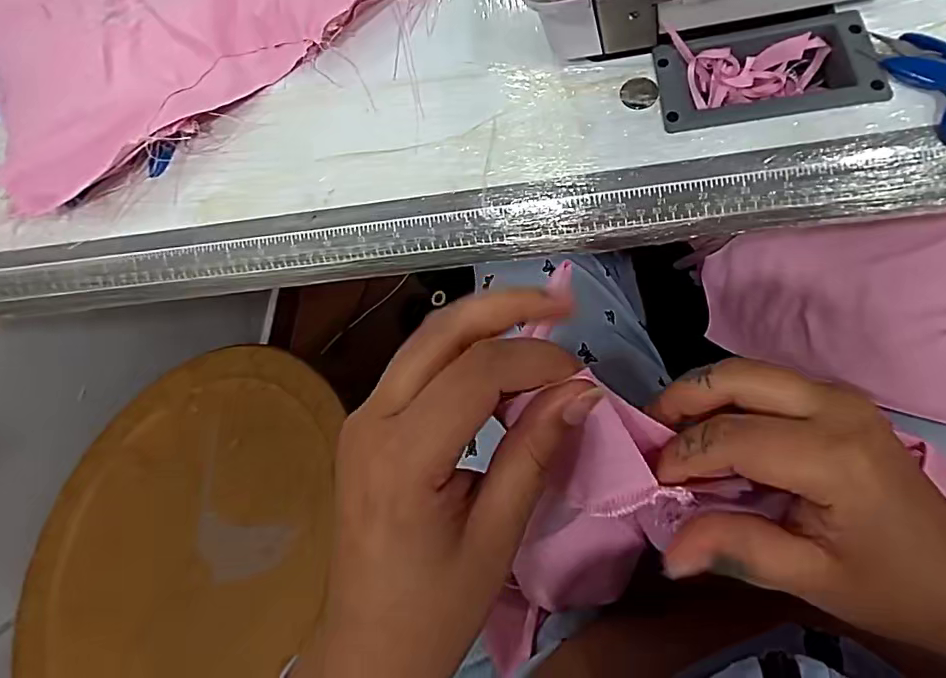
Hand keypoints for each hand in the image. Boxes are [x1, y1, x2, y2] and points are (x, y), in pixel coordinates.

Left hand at [294, 289, 606, 677]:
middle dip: (506, 305)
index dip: (536, 360)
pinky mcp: (369, 419)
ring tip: (539, 318)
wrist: (366, 653)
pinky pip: (421, 362)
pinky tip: (502, 358)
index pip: (477, 372)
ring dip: (486, 320)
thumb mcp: (496, 537)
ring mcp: (363, 415)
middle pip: (442, 331)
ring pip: (429, 337)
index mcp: (400, 458)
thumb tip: (581, 390)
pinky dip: (466, 349)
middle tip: (560, 302)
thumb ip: (535, 452)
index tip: (580, 375)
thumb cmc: (431, 610)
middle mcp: (371, 420)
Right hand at [647, 359, 945, 677]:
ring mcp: (839, 392)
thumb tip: (668, 552)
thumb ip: (738, 550)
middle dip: (683, 399)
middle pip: (736, 377)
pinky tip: (716, 429)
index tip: (654, 480)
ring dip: (705, 394)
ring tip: (675, 431)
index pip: (734, 436)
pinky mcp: (837, 393)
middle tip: (651, 433)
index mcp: (832, 455)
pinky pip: (767, 381)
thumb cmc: (888, 584)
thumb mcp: (813, 578)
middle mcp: (835, 405)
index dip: (684, 454)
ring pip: (748, 370)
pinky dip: (731, 398)